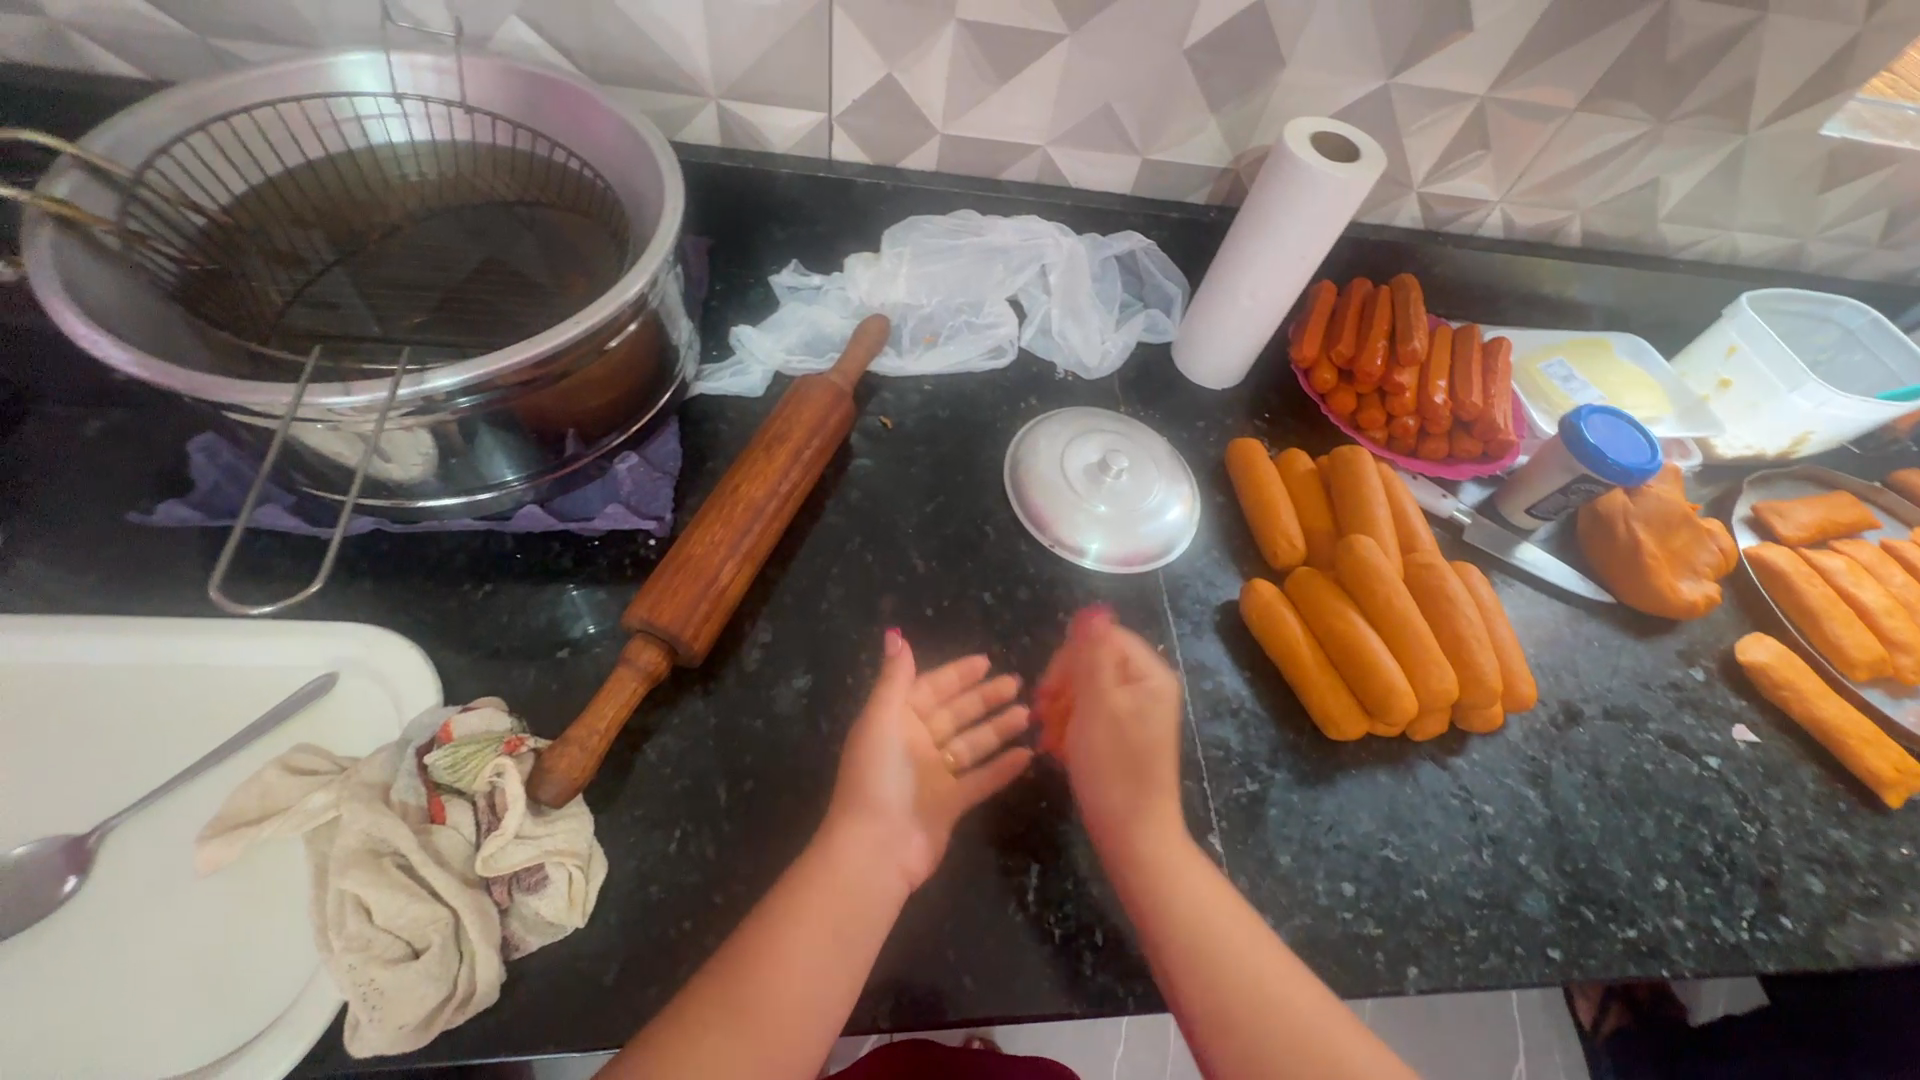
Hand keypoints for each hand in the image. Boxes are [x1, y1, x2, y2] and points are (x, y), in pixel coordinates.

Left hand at [824, 629, 1033, 891]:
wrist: (875, 847)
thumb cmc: (876, 775)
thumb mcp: (880, 718)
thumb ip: (894, 678)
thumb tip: (895, 634)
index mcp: (896, 721)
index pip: (931, 689)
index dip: (957, 675)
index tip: (986, 661)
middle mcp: (916, 745)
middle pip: (955, 714)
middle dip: (984, 698)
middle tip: (1017, 683)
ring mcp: (935, 776)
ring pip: (972, 745)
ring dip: (998, 729)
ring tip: (1028, 714)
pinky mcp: (951, 806)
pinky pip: (981, 780)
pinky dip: (1002, 768)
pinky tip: (1027, 754)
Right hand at [1061, 613, 1188, 860]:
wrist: (1133, 837)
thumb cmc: (1114, 770)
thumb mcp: (1097, 705)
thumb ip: (1093, 654)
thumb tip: (1093, 607)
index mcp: (1149, 674)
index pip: (1102, 638)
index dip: (1069, 658)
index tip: (1047, 691)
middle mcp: (1148, 687)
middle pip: (1093, 661)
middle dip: (1063, 686)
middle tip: (1042, 717)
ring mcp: (1137, 713)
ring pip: (1087, 689)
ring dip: (1062, 709)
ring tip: (1049, 739)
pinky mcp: (1125, 736)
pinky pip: (1092, 715)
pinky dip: (1071, 728)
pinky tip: (1059, 750)